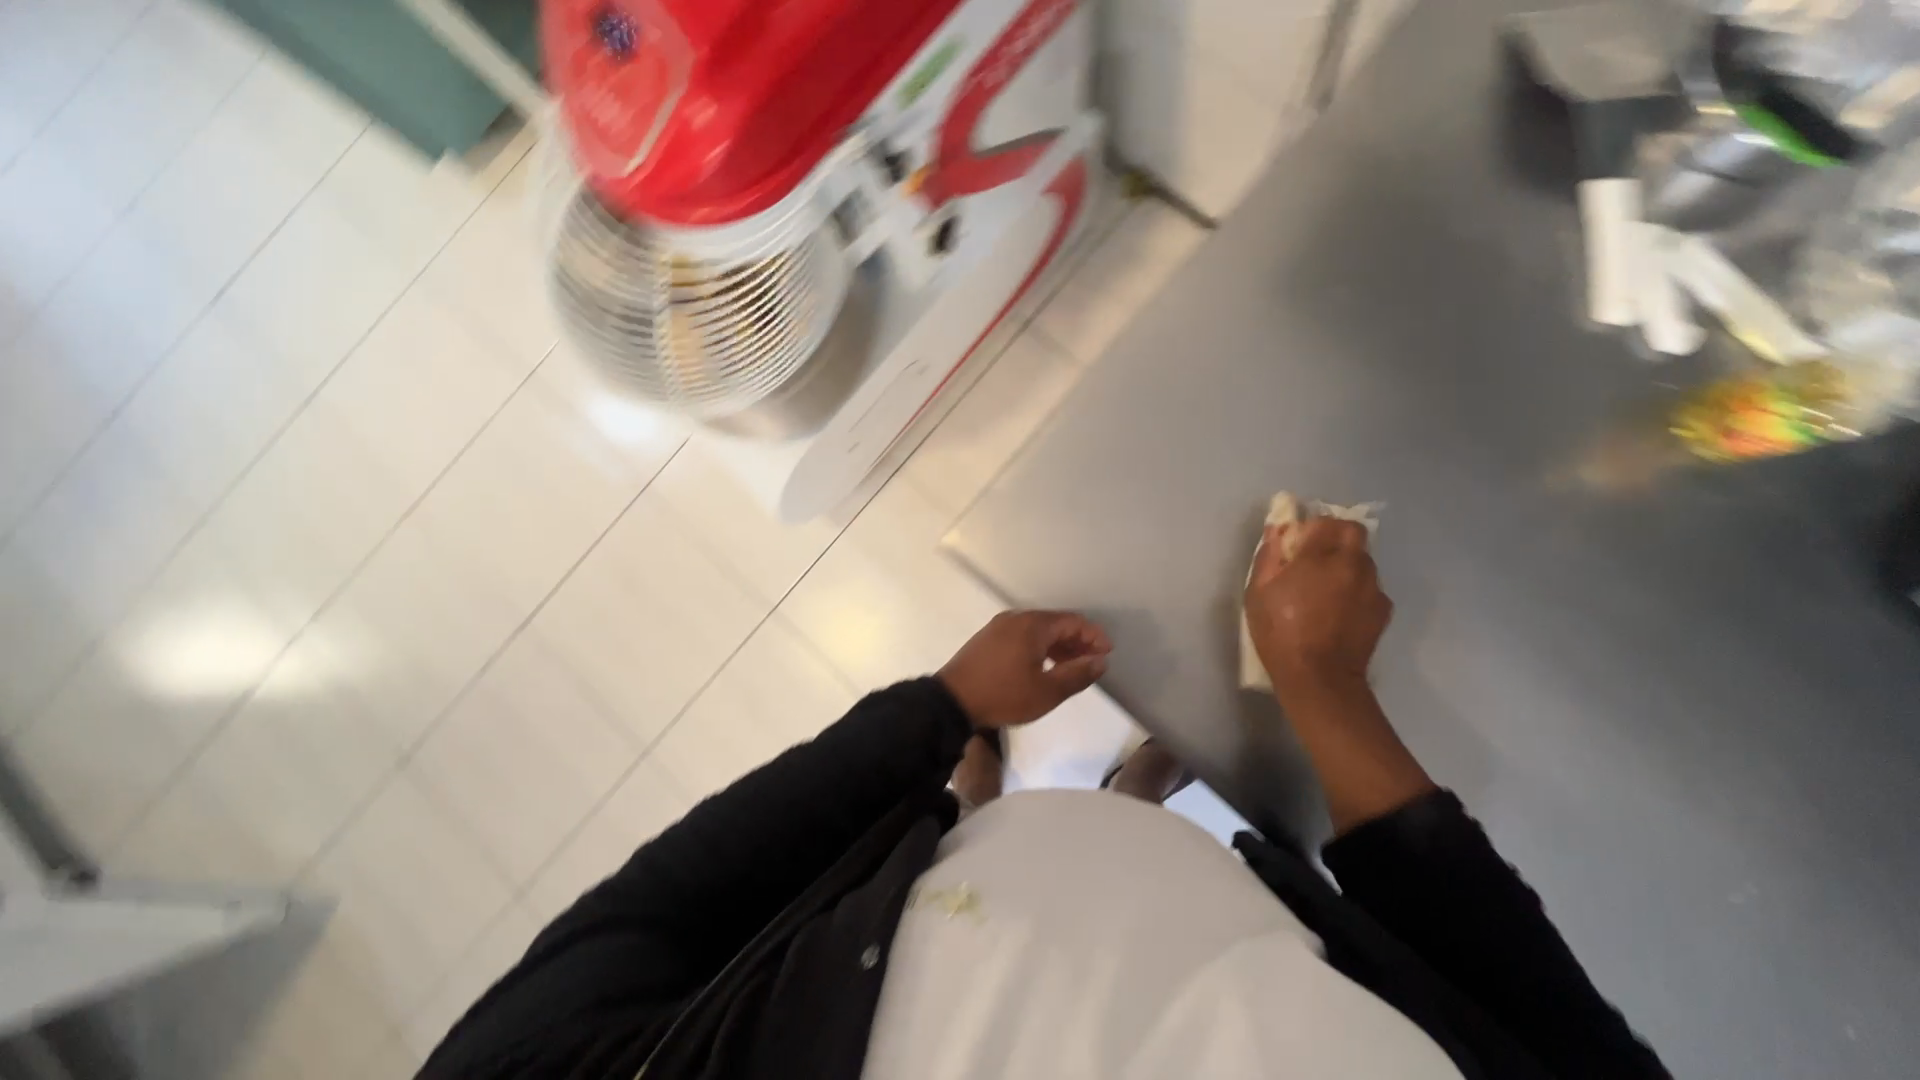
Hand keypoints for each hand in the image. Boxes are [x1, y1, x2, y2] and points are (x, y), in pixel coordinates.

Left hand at [939, 611, 1111, 728]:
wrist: (952, 701)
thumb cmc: (1003, 695)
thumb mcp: (1047, 691)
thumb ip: (1077, 674)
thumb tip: (1100, 661)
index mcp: (1032, 625)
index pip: (1073, 621)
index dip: (1094, 636)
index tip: (1106, 653)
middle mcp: (1016, 618)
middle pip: (1055, 624)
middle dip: (1077, 641)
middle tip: (1092, 662)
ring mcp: (999, 627)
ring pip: (1038, 631)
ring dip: (1058, 646)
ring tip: (1072, 667)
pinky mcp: (988, 640)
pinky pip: (1023, 636)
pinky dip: (1040, 648)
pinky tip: (1044, 667)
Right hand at [1245, 517, 1391, 699]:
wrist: (1318, 678)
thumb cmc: (1280, 632)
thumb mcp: (1259, 592)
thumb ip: (1270, 555)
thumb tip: (1277, 530)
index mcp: (1321, 556)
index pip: (1325, 522)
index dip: (1311, 528)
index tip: (1297, 544)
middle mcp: (1353, 564)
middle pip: (1353, 533)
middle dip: (1335, 538)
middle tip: (1316, 560)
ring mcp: (1373, 587)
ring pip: (1364, 561)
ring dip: (1347, 565)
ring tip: (1327, 590)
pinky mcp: (1383, 609)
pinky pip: (1371, 587)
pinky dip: (1357, 591)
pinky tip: (1340, 611)